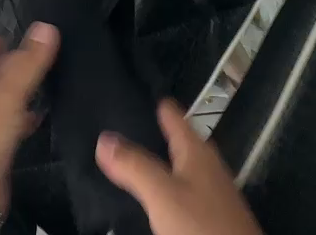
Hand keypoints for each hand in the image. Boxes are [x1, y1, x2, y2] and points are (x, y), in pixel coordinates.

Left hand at [0, 22, 58, 209]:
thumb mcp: (8, 93)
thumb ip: (28, 63)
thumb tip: (46, 28)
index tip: (8, 36)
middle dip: (6, 68)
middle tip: (27, 59)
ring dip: (15, 95)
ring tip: (37, 87)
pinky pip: (5, 128)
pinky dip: (20, 121)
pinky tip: (35, 121)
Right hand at [97, 100, 262, 234]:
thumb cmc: (202, 226)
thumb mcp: (162, 194)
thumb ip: (133, 165)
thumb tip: (104, 137)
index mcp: (196, 149)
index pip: (170, 112)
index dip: (149, 101)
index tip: (125, 93)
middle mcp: (206, 164)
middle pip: (174, 138)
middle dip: (148, 134)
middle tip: (116, 130)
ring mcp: (211, 190)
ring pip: (177, 165)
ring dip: (155, 163)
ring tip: (126, 161)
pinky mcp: (211, 215)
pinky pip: (181, 189)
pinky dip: (163, 186)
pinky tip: (149, 198)